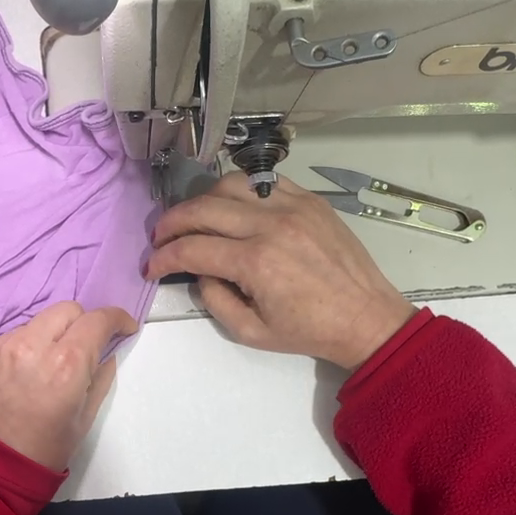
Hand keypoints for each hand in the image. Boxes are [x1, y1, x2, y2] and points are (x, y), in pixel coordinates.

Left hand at [0, 301, 138, 469]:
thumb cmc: (44, 451)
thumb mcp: (84, 419)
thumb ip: (100, 377)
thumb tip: (105, 351)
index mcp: (65, 365)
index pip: (96, 321)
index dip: (115, 318)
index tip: (121, 325)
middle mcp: (29, 346)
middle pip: (64, 311)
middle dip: (78, 324)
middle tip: (79, 348)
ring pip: (30, 326)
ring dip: (41, 342)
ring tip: (35, 374)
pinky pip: (1, 342)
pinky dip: (11, 355)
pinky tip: (9, 382)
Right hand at [145, 173, 413, 368]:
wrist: (364, 317)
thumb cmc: (308, 332)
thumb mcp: (251, 332)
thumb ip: (215, 300)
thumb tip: (198, 271)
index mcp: (256, 263)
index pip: (192, 249)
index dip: (163, 258)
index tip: (151, 267)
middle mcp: (271, 226)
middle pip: (203, 208)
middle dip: (172, 223)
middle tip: (160, 238)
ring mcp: (293, 206)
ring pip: (231, 184)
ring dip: (204, 199)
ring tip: (195, 219)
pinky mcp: (310, 200)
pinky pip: (264, 182)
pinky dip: (240, 191)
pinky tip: (232, 207)